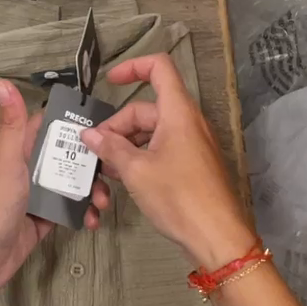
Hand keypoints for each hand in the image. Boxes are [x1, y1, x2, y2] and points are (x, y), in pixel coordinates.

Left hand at [0, 79, 111, 291]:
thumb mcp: (6, 160)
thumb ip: (11, 124)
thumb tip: (1, 82)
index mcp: (18, 149)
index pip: (48, 125)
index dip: (72, 120)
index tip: (102, 121)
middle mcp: (28, 167)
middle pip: (66, 155)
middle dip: (90, 161)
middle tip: (111, 169)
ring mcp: (37, 193)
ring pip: (71, 182)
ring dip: (92, 189)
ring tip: (104, 201)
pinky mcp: (44, 217)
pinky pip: (70, 208)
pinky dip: (84, 212)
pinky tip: (93, 220)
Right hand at [80, 54, 256, 268]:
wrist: (219, 238)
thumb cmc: (179, 197)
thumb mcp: (136, 171)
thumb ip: (110, 148)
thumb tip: (88, 134)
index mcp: (178, 112)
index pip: (159, 68)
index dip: (133, 67)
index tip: (110, 82)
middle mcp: (187, 122)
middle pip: (147, 108)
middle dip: (117, 125)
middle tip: (95, 150)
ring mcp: (191, 144)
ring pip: (151, 132)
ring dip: (126, 145)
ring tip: (105, 168)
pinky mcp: (192, 165)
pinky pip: (161, 150)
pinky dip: (140, 157)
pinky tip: (123, 179)